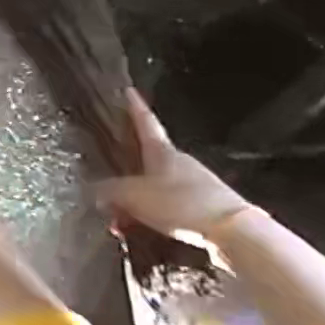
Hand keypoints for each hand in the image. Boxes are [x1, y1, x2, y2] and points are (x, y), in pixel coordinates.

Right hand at [95, 90, 252, 239]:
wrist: (232, 232)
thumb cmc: (180, 204)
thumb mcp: (133, 196)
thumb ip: (109, 191)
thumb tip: (92, 189)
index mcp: (162, 152)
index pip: (146, 123)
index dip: (135, 108)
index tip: (129, 91)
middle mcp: (179, 163)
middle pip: (146, 160)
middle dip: (126, 170)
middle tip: (106, 179)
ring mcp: (195, 184)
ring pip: (155, 186)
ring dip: (135, 200)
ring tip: (118, 219)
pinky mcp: (204, 206)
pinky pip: (168, 206)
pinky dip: (151, 215)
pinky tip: (140, 230)